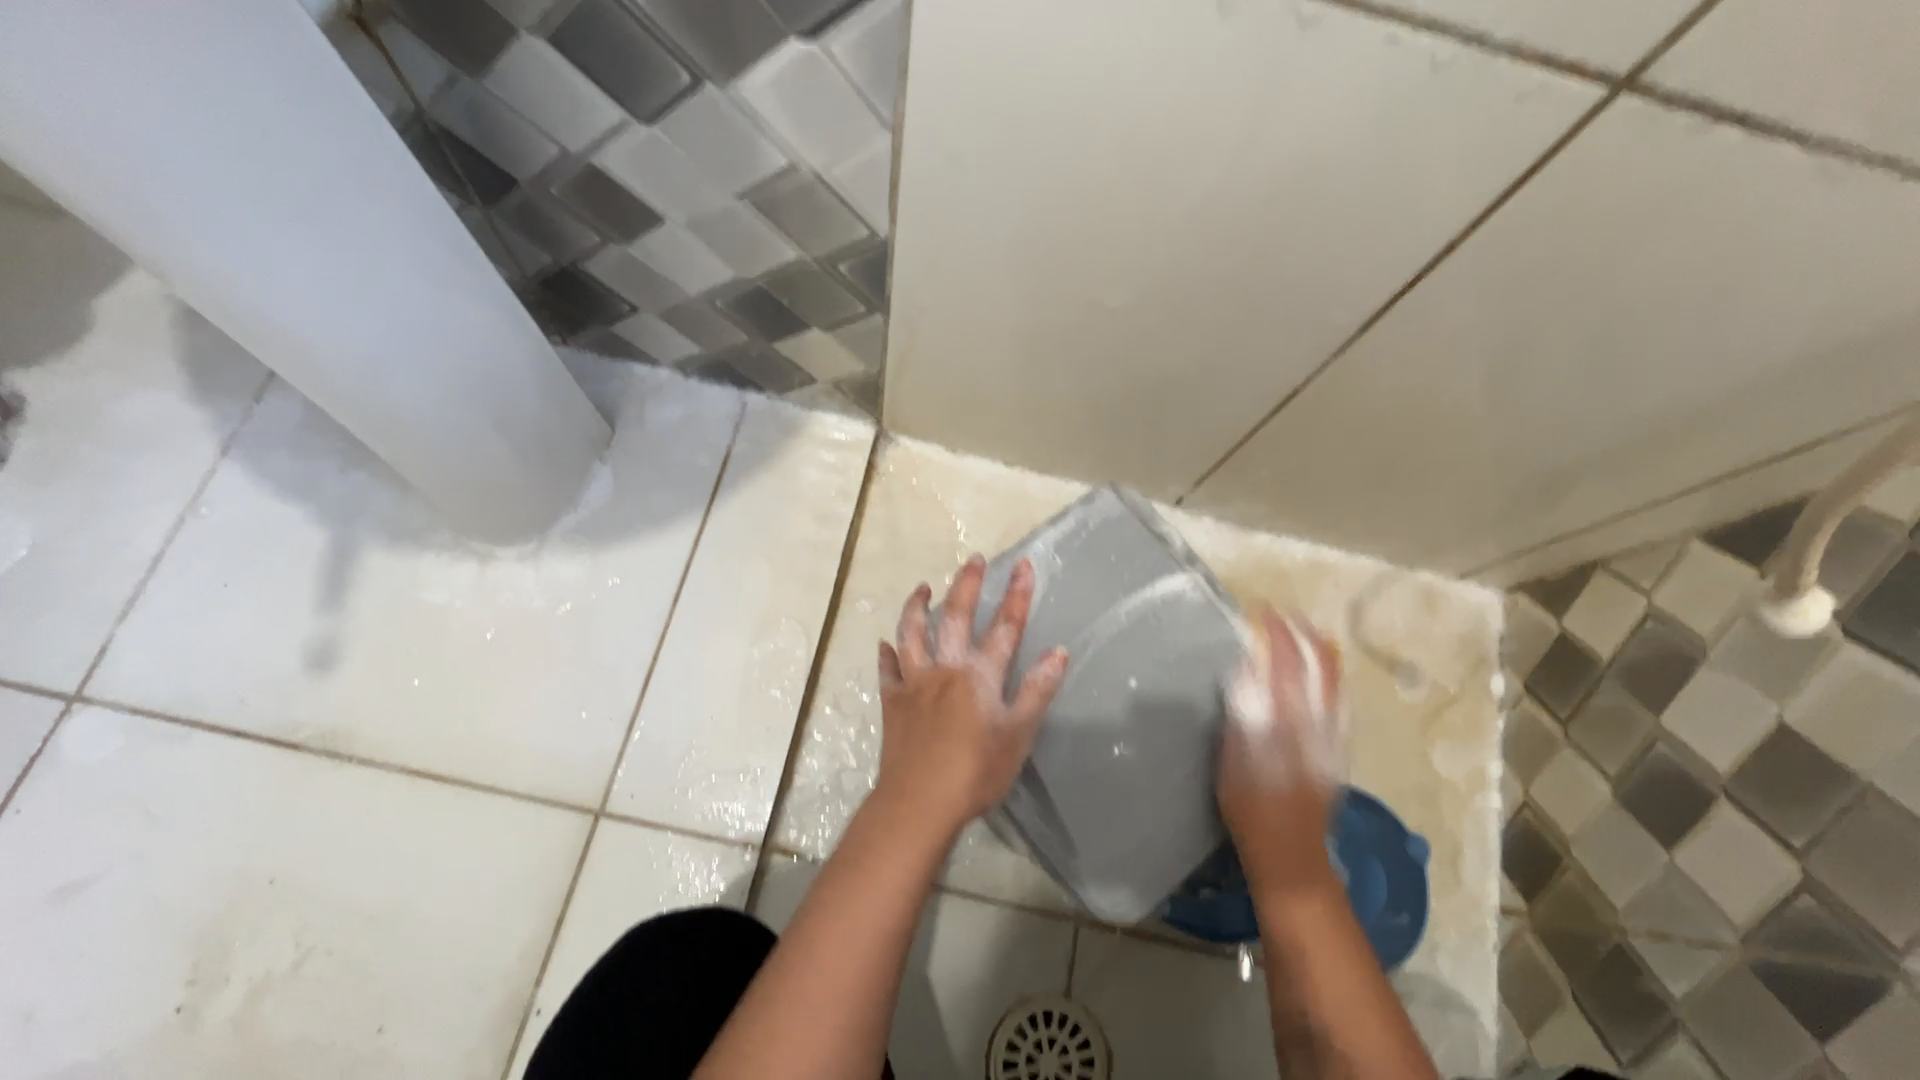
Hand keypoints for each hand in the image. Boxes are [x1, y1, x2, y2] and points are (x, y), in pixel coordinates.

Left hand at [872, 554, 1069, 840]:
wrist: (919, 801)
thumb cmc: (976, 771)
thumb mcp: (1018, 734)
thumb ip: (1037, 690)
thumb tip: (1059, 652)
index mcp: (980, 675)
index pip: (1005, 627)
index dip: (1016, 595)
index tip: (1023, 565)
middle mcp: (946, 668)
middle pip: (956, 617)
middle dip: (967, 585)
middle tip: (973, 559)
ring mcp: (914, 683)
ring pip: (913, 634)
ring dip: (917, 607)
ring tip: (922, 587)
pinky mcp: (892, 702)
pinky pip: (887, 670)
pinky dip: (887, 653)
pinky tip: (885, 643)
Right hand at [1218, 607, 1348, 895]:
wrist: (1292, 852)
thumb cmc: (1249, 808)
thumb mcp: (1232, 761)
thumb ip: (1241, 716)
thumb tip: (1244, 674)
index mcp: (1286, 722)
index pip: (1286, 663)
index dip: (1278, 633)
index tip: (1264, 612)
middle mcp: (1316, 722)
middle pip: (1318, 665)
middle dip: (1303, 634)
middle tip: (1284, 616)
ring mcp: (1333, 735)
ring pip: (1334, 680)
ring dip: (1320, 650)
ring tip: (1304, 632)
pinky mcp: (1339, 748)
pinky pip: (1341, 700)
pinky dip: (1332, 676)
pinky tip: (1324, 670)